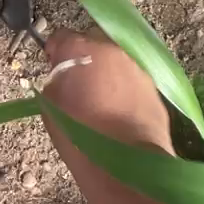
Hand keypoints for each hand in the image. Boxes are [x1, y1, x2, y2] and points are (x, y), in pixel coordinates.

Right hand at [41, 29, 174, 155]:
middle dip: (84, 58)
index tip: (53, 69)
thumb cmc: (79, 134)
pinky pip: (133, 81)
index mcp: (78, 48)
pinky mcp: (154, 88)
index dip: (55, 54)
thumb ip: (54, 81)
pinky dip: (125, 90)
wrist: (126, 166)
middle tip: (78, 84)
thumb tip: (62, 79)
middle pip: (91, 42)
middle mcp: (110, 49)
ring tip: (102, 101)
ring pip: (115, 61)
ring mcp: (136, 67)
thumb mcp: (49, 105)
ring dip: (107, 73)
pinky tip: (120, 113)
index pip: (61, 37)